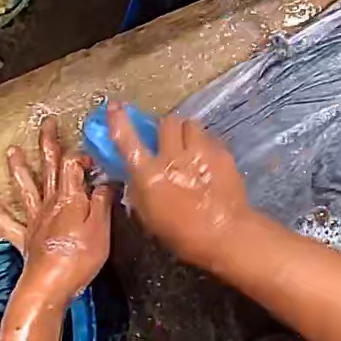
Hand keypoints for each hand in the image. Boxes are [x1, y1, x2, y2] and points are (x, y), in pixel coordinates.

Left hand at [0, 116, 113, 307]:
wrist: (48, 288)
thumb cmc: (78, 257)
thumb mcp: (101, 227)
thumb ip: (102, 201)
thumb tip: (105, 181)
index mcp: (70, 197)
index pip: (74, 165)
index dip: (82, 156)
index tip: (94, 160)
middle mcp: (50, 203)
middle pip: (49, 168)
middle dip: (48, 144)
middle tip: (46, 123)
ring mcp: (36, 221)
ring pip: (27, 189)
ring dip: (20, 169)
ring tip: (12, 152)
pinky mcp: (26, 240)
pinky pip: (9, 225)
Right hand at [107, 102, 254, 266]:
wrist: (226, 234)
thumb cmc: (182, 234)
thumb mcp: (149, 216)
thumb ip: (140, 188)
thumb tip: (136, 171)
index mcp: (150, 175)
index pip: (128, 140)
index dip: (119, 121)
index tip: (115, 107)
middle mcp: (173, 157)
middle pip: (167, 122)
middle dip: (166, 129)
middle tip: (168, 142)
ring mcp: (200, 151)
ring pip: (190, 124)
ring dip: (187, 133)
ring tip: (190, 148)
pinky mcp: (222, 152)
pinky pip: (209, 137)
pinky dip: (205, 145)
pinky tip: (208, 161)